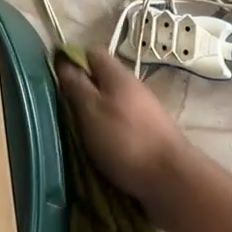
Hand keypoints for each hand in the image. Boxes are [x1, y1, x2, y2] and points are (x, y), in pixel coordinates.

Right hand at [57, 46, 192, 200]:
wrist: (172, 179)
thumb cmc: (125, 140)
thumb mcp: (91, 111)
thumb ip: (76, 85)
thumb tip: (63, 61)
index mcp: (117, 74)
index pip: (92, 52)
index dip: (73, 60)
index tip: (58, 79)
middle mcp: (133, 86)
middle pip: (103, 78)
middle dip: (85, 91)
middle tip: (68, 111)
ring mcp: (145, 109)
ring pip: (114, 102)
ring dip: (98, 113)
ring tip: (83, 133)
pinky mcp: (152, 132)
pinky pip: (125, 122)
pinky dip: (113, 130)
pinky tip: (106, 147)